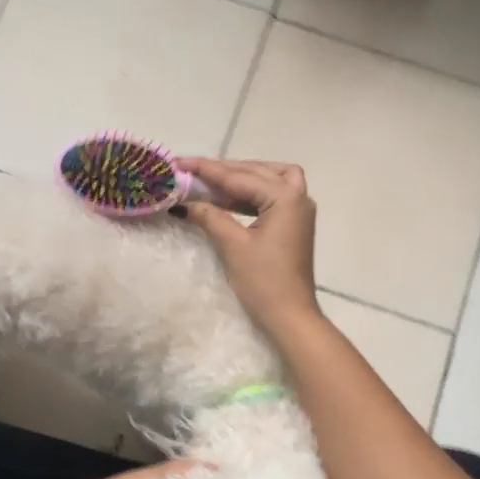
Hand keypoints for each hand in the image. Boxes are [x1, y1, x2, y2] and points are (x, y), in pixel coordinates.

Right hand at [174, 157, 321, 334]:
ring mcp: (299, 211)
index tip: (180, 162)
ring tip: (213, 182)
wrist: (290, 316)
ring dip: (242, 178)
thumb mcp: (233, 246)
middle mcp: (298, 196)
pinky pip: (272, 197)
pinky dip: (251, 194)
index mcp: (284, 197)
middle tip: (193, 172)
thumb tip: (183, 203)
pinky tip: (230, 201)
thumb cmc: (263, 281)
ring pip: (270, 180)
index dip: (207, 170)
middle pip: (258, 172)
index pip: (239, 177)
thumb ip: (209, 217)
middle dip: (225, 170)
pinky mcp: (294, 225)